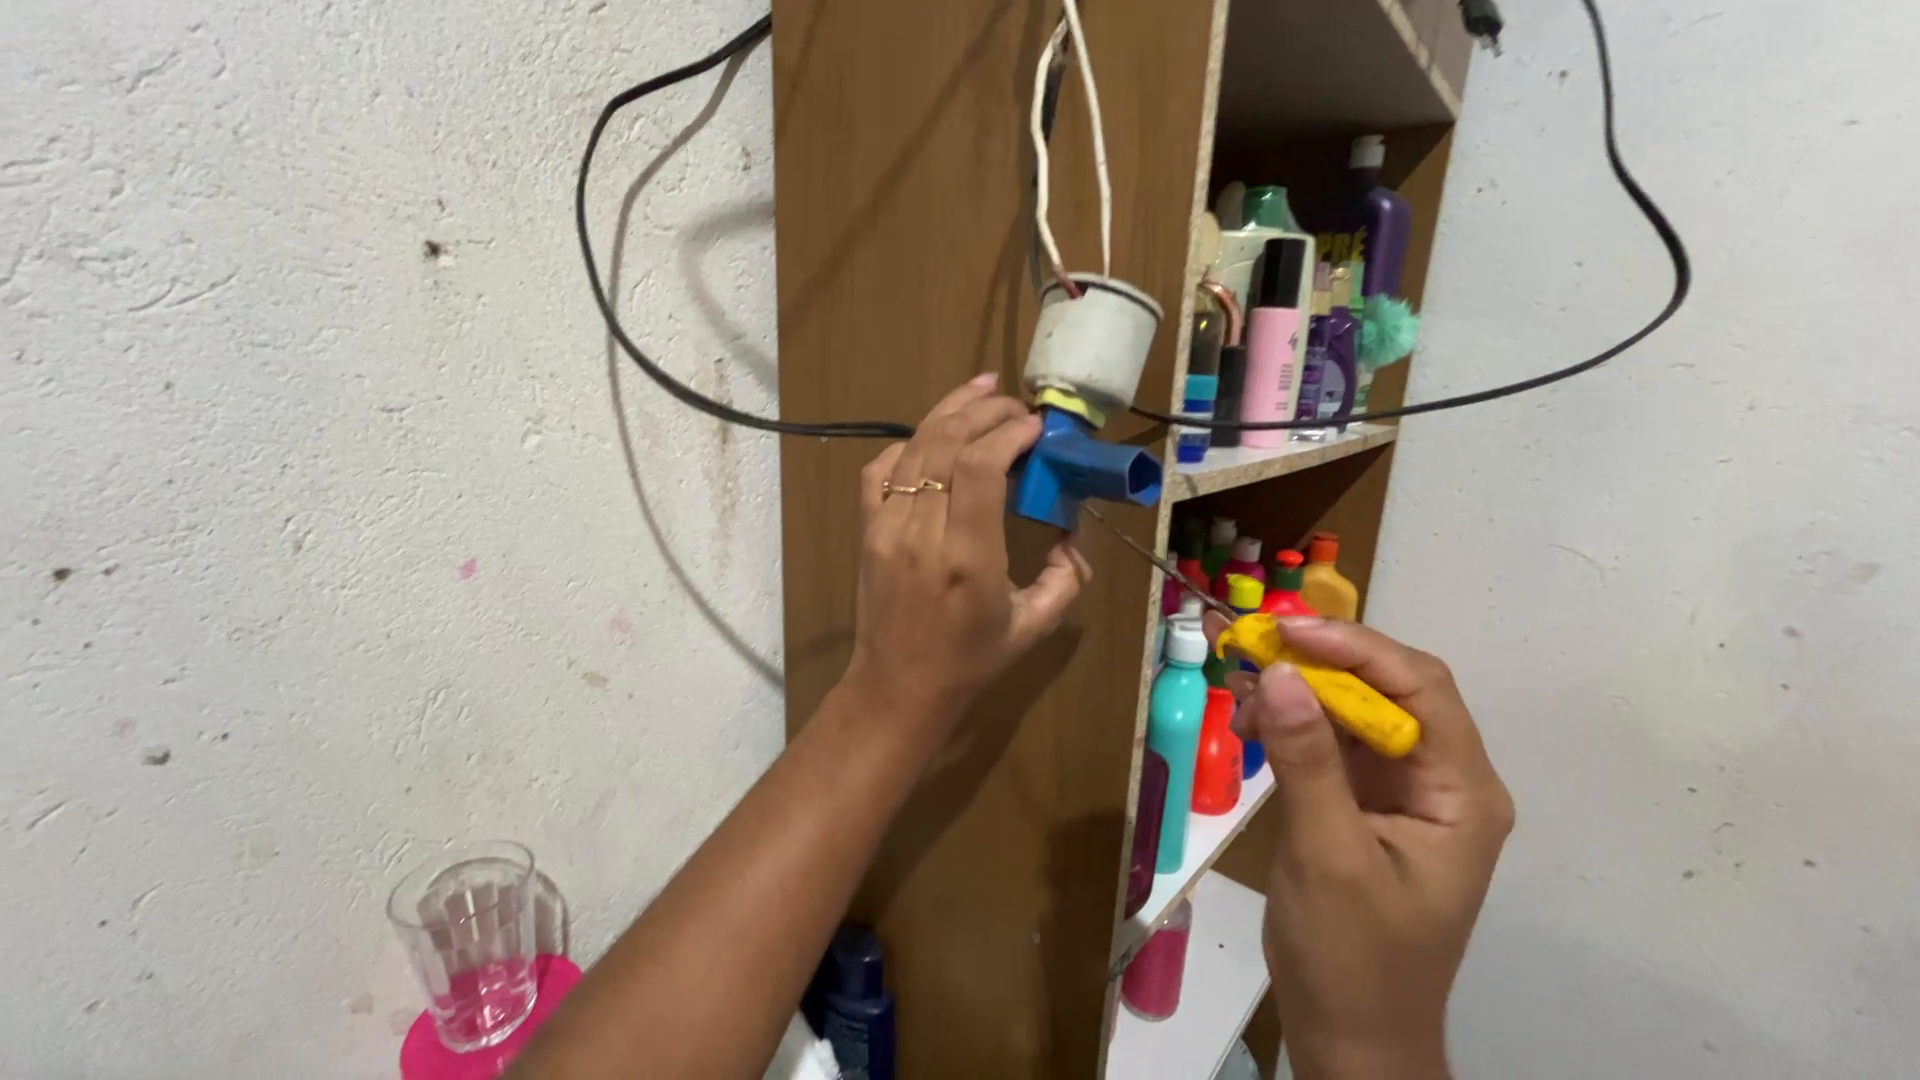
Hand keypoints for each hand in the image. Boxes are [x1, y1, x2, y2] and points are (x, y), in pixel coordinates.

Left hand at [843, 374, 1090, 734]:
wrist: (898, 689)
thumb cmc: (970, 662)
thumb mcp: (1033, 626)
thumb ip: (1065, 579)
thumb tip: (1073, 537)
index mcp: (967, 557)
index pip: (979, 466)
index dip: (1008, 433)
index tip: (1036, 427)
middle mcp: (921, 533)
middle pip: (944, 442)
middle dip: (983, 411)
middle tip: (1015, 405)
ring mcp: (886, 528)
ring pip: (911, 447)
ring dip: (948, 412)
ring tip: (981, 392)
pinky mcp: (867, 531)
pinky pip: (879, 471)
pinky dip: (906, 445)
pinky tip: (932, 436)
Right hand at [1205, 613, 1512, 1079]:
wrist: (1352, 1037)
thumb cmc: (1352, 958)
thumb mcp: (1327, 856)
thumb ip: (1308, 762)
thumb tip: (1283, 674)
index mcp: (1461, 792)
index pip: (1419, 687)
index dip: (1354, 647)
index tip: (1284, 631)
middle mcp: (1442, 779)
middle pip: (1389, 689)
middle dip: (1322, 662)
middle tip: (1254, 648)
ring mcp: (1404, 791)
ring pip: (1356, 710)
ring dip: (1301, 691)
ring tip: (1245, 690)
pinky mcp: (1367, 803)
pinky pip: (1333, 742)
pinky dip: (1293, 724)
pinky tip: (1254, 722)